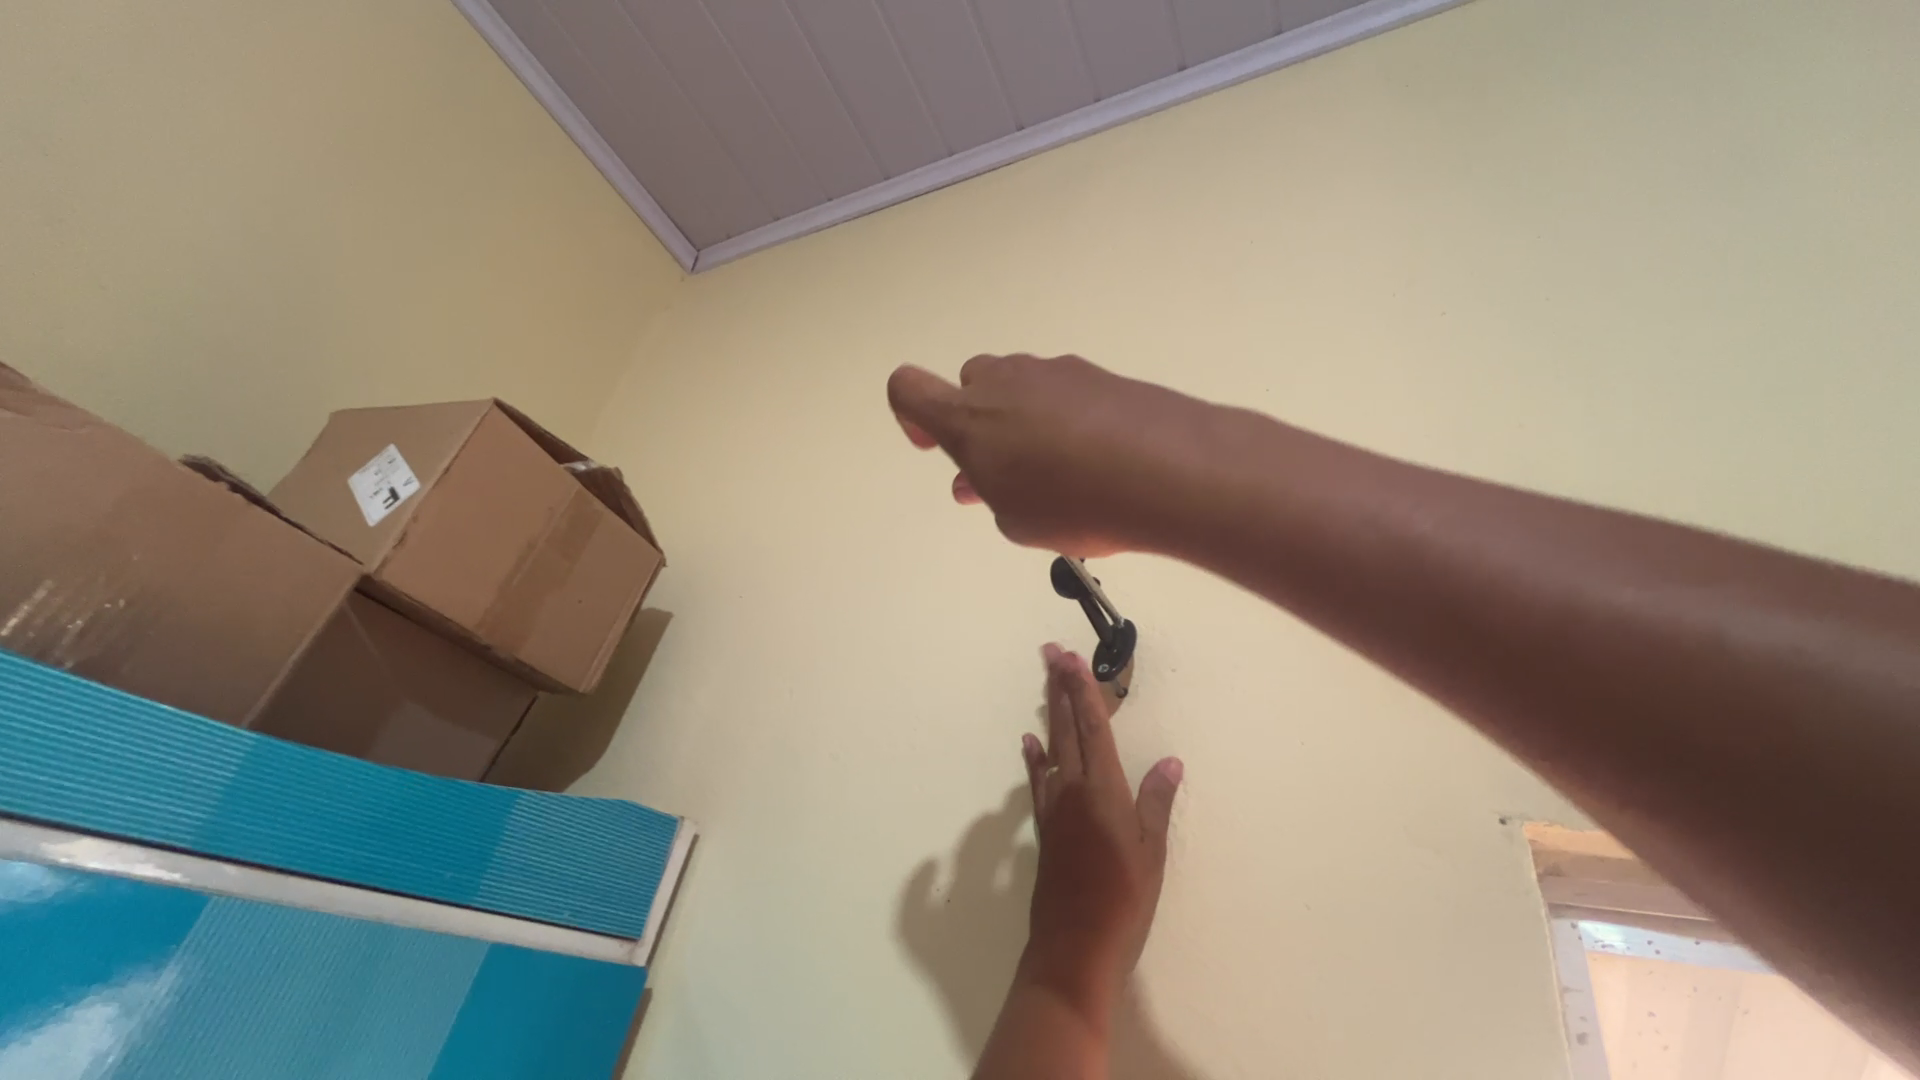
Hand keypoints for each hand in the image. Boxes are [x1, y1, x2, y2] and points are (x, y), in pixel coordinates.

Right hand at [887, 354, 1222, 556]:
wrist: (1168, 471)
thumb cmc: (1074, 504)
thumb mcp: (1017, 521)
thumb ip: (992, 494)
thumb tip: (988, 480)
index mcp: (968, 418)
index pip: (907, 389)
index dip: (911, 416)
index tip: (934, 447)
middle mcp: (1005, 382)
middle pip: (971, 384)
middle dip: (978, 422)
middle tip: (1001, 470)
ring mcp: (1054, 372)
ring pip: (1020, 387)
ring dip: (1022, 421)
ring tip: (1054, 474)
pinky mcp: (1099, 374)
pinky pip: (1063, 392)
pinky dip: (1065, 419)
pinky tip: (1093, 459)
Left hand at [1017, 643, 1182, 1021]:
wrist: (1075, 944)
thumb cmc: (1123, 899)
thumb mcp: (1152, 852)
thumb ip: (1156, 803)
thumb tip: (1170, 761)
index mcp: (1103, 790)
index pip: (1092, 728)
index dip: (1082, 691)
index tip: (1071, 659)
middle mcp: (1073, 789)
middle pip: (1065, 728)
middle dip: (1058, 688)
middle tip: (1049, 652)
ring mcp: (1054, 807)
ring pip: (1051, 748)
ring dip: (1048, 713)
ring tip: (1046, 683)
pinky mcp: (1044, 827)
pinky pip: (1038, 782)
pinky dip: (1034, 759)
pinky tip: (1029, 743)